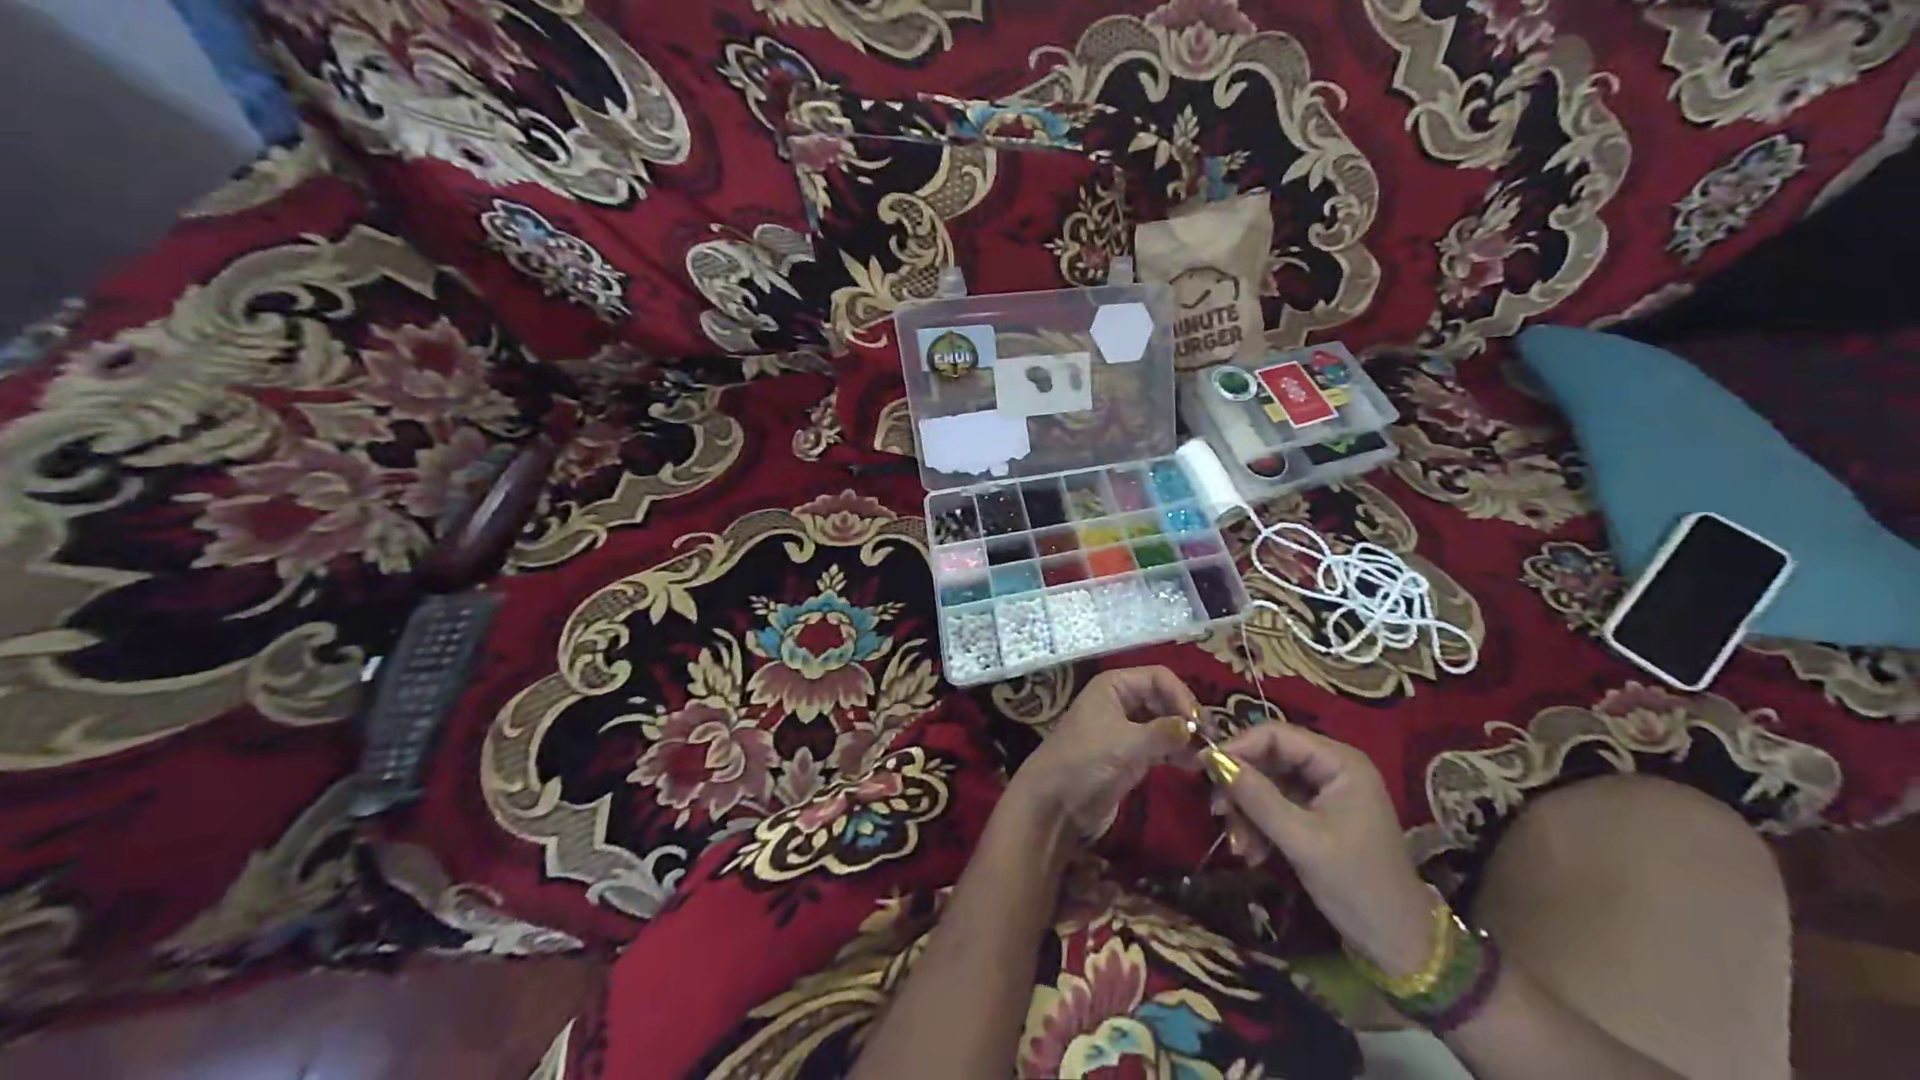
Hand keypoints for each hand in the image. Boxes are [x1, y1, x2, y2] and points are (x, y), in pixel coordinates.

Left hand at [1009, 666, 1197, 841]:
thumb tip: (1195, 727)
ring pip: (1165, 724)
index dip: (1181, 695)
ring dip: (1186, 737)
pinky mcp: (1129, 755)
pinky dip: (1177, 753)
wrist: (1054, 803)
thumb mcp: (1125, 743)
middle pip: (1164, 698)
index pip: (1158, 677)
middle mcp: (1120, 701)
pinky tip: (1194, 765)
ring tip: (1206, 755)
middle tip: (1210, 740)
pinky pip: (1161, 746)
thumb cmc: (1085, 761)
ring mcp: (1126, 729)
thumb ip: (1163, 732)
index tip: (1199, 722)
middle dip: (1187, 716)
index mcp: (1114, 686)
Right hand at [1207, 723, 1437, 976]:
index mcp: (1340, 763)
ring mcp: (1324, 793)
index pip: (1276, 734)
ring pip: (1266, 784)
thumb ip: (1257, 797)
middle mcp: (1331, 768)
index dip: (1238, 747)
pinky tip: (1252, 854)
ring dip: (1246, 813)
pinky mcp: (1316, 816)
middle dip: (1240, 787)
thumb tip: (1212, 759)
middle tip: (1218, 814)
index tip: (1204, 769)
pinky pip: (1274, 807)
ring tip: (1238, 846)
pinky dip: (1258, 827)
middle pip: (1268, 759)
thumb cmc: (1357, 884)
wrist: (1398, 943)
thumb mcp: (1302, 840)